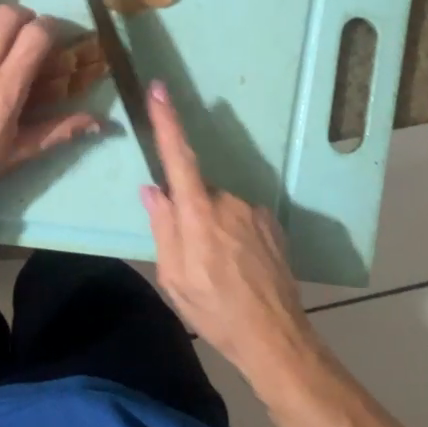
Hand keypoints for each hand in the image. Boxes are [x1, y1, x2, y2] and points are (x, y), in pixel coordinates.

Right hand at [142, 81, 310, 370]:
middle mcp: (229, 202)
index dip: (167, 122)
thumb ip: (162, 227)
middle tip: (193, 259)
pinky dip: (235, 236)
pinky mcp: (274, 224)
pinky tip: (240, 269)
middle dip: (190, 214)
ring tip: (220, 272)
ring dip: (214, 228)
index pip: (178, 158)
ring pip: (221, 209)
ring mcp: (256, 212)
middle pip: (198, 193)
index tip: (160, 90)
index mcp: (198, 214)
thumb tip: (153, 190)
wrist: (275, 337)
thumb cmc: (215, 311)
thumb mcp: (174, 277)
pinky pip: (242, 219)